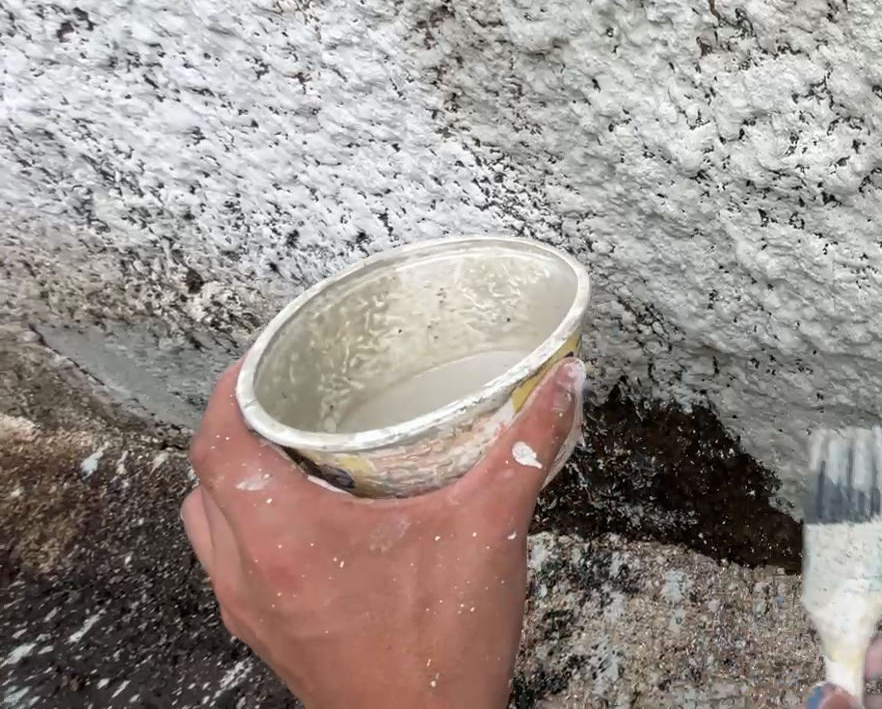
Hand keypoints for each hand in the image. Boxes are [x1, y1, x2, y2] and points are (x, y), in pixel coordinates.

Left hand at [181, 356, 583, 707]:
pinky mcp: (273, 623)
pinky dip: (259, 512)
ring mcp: (255, 604)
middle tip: (294, 386)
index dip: (230, 390)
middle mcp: (253, 571)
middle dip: (237, 424)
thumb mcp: (496, 521)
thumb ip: (532, 440)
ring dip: (242, 471)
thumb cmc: (446, 639)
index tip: (266, 351)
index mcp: (291, 539)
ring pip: (213, 521)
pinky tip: (324, 503)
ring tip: (305, 437)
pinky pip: (237, 551)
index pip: (221, 449)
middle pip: (206, 481)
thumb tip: (566, 377)